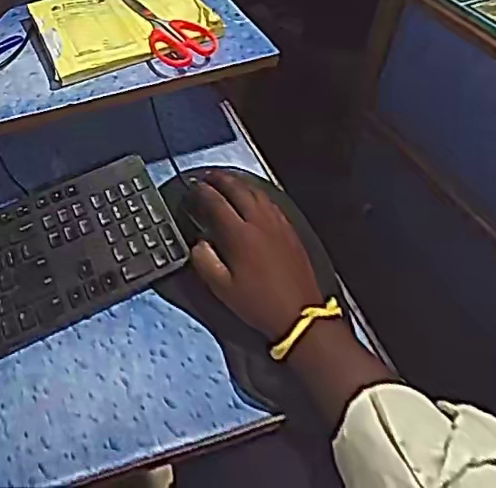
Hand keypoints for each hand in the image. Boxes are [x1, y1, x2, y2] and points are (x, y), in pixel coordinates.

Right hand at [186, 171, 323, 339]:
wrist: (301, 319)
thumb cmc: (260, 304)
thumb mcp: (222, 288)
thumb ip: (204, 260)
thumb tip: (199, 243)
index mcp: (239, 235)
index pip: (215, 201)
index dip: (201, 191)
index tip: (193, 189)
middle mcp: (259, 224)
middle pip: (237, 189)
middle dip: (219, 179)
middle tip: (207, 177)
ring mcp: (278, 226)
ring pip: (256, 192)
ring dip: (239, 182)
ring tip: (228, 181)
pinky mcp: (291, 232)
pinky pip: (271, 203)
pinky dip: (257, 193)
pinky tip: (253, 197)